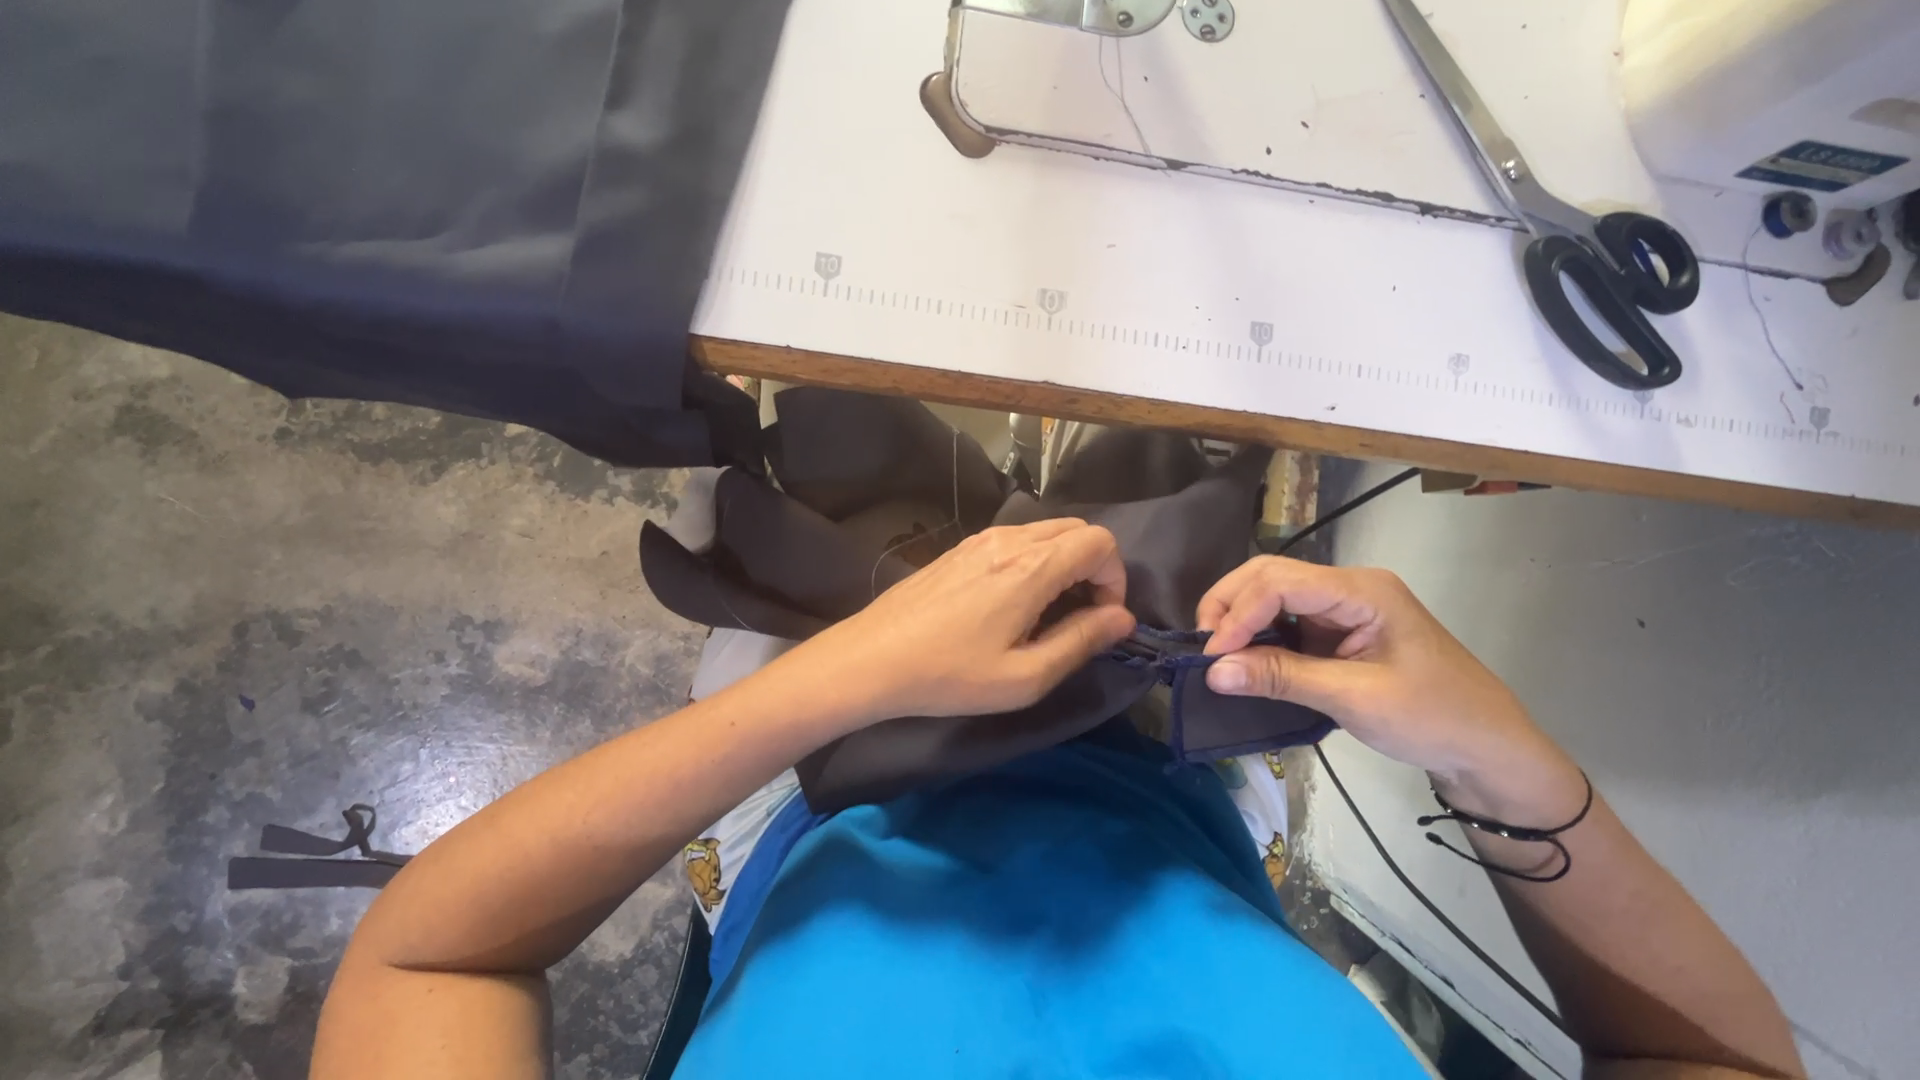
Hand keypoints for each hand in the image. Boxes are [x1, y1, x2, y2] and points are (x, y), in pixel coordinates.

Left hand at [789, 520, 1136, 724]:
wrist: (872, 659)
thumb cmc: (950, 675)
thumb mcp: (1025, 676)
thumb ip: (1081, 642)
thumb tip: (1122, 619)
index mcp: (1031, 566)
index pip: (1100, 542)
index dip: (1115, 579)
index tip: (1101, 621)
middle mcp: (1009, 539)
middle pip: (1077, 529)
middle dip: (1094, 569)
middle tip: (1080, 617)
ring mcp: (979, 540)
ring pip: (1045, 532)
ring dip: (1063, 564)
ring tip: (1046, 615)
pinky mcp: (959, 549)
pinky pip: (1015, 540)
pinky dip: (1033, 561)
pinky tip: (1011, 605)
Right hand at [1198, 557, 1573, 791]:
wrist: (1489, 748)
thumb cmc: (1433, 718)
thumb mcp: (1354, 698)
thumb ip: (1281, 678)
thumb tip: (1212, 672)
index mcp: (1362, 590)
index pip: (1280, 582)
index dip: (1238, 613)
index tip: (1212, 656)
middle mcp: (1349, 587)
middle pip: (1270, 576)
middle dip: (1230, 606)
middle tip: (1205, 649)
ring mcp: (1344, 608)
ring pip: (1273, 595)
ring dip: (1240, 620)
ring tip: (1218, 656)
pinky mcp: (1338, 632)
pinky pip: (1286, 622)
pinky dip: (1258, 637)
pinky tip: (1244, 660)